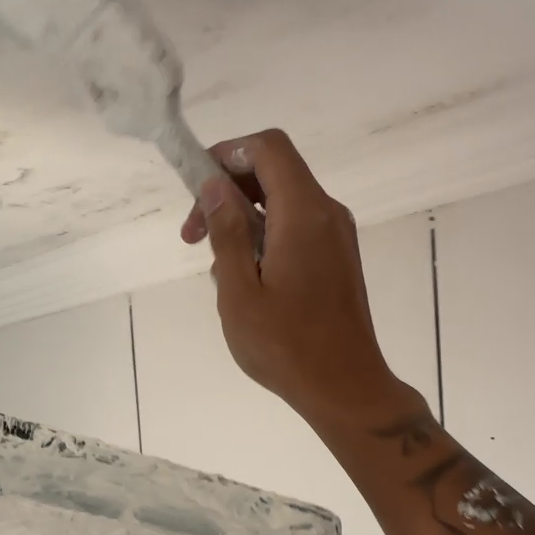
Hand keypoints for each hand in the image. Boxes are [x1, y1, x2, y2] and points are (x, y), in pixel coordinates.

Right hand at [179, 129, 420, 433]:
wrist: (342, 385)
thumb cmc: (284, 346)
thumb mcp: (239, 292)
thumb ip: (227, 233)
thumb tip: (214, 186)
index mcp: (303, 214)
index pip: (267, 149)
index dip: (227, 154)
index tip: (193, 187)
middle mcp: (326, 213)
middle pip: (275, 171)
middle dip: (227, 191)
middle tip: (191, 237)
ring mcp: (335, 236)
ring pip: (283, 202)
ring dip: (242, 218)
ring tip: (214, 266)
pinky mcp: (336, 258)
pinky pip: (295, 227)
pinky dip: (263, 236)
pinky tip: (243, 279)